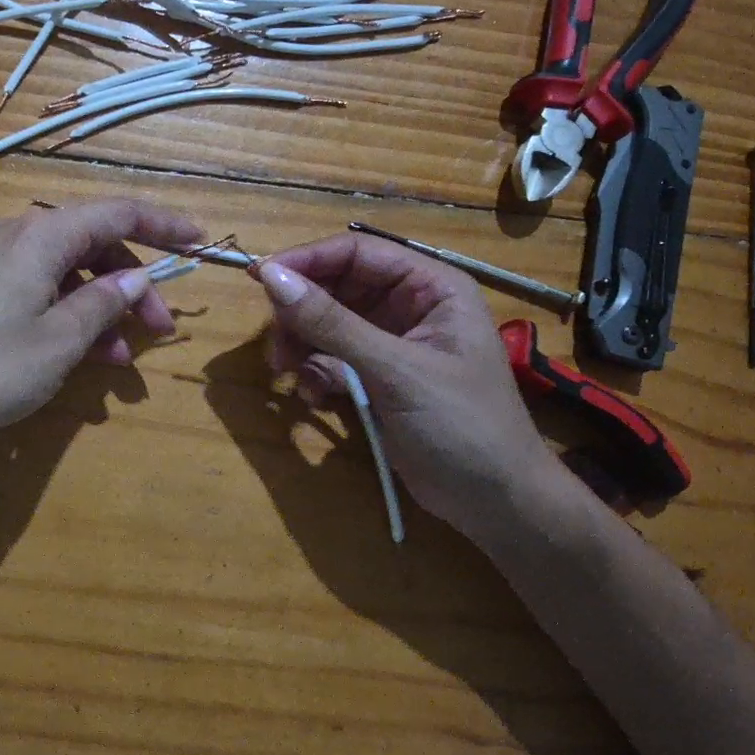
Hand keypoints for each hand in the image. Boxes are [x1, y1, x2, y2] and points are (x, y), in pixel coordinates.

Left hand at [0, 197, 202, 453]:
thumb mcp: (56, 342)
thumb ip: (102, 305)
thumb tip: (136, 279)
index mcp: (40, 235)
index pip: (117, 212)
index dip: (164, 224)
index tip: (201, 242)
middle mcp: (13, 235)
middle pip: (90, 243)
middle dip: (132, 283)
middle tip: (160, 331)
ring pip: (61, 271)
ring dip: (97, 308)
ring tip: (119, 360)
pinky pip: (31, 288)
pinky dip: (61, 314)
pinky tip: (73, 355)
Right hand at [249, 232, 575, 539]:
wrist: (495, 502)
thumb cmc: (462, 424)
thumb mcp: (394, 370)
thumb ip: (331, 323)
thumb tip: (271, 277)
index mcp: (431, 287)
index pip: (356, 253)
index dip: (307, 260)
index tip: (259, 277)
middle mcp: (410, 306)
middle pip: (336, 287)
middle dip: (300, 313)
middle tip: (274, 343)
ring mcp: (392, 343)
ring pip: (327, 325)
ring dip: (300, 346)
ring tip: (285, 374)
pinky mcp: (377, 378)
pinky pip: (331, 359)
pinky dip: (314, 374)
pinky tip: (312, 398)